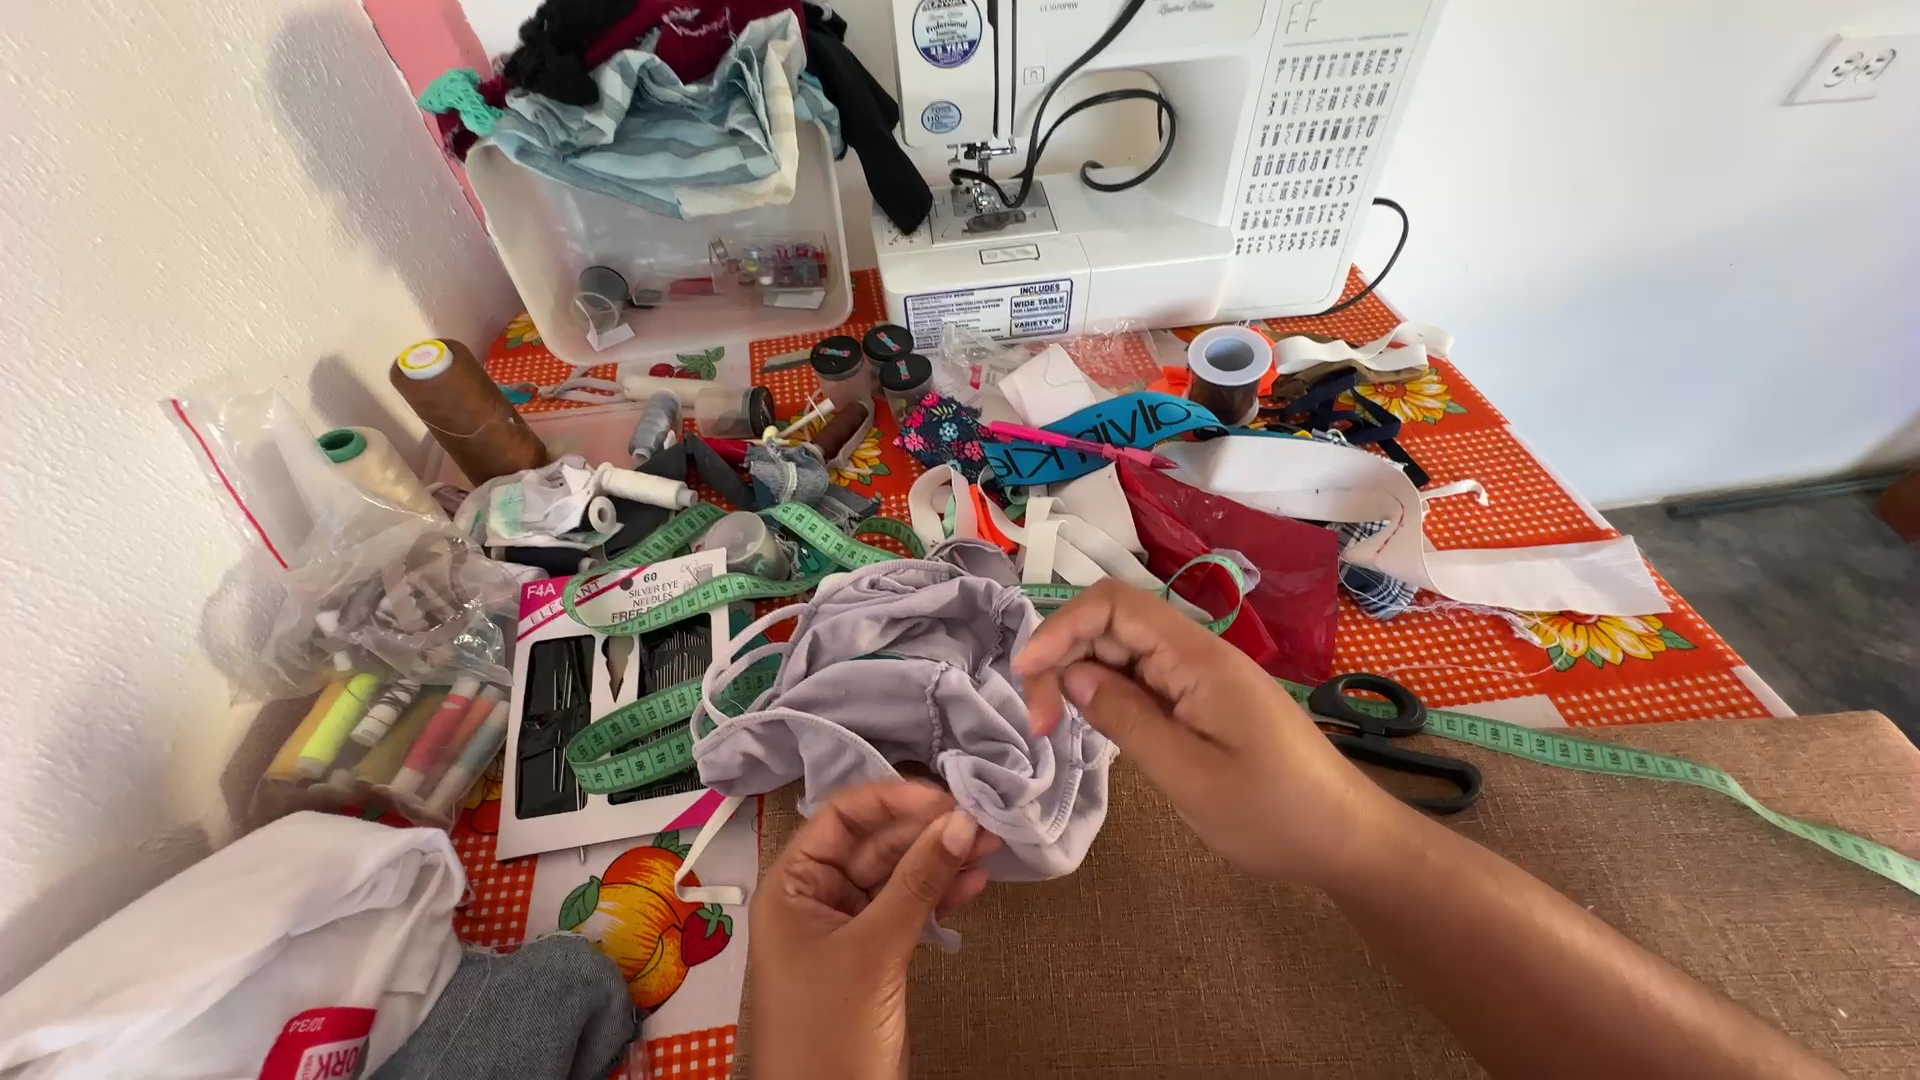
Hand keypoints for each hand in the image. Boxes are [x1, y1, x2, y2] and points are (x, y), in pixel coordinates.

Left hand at [750, 782, 1003, 1079]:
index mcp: (793, 883)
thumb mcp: (872, 950)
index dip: (892, 799)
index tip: (944, 797)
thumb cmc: (827, 1031)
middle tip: (981, 820)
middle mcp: (818, 894)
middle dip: (928, 831)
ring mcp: (850, 924)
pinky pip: (911, 907)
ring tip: (992, 844)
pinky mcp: (878, 952)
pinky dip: (942, 894)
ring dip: (943, 859)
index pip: (842, 817)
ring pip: (900, 874)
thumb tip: (962, 821)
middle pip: (878, 843)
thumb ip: (917, 881)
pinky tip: (976, 882)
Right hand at [1014, 580, 1398, 888]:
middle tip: (1041, 723)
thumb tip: (1071, 676)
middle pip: (1111, 625)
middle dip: (1063, 659)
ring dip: (1081, 677)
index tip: (1025, 676)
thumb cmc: (1271, 813)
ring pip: (1121, 650)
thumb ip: (1124, 718)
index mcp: (1196, 656)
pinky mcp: (1201, 696)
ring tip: (1058, 726)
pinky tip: (1096, 723)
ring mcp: (1199, 673)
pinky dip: (1108, 693)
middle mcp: (1195, 652)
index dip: (1060, 627)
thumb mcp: (1187, 775)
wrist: (1346, 839)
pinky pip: (1141, 677)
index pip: (1113, 605)